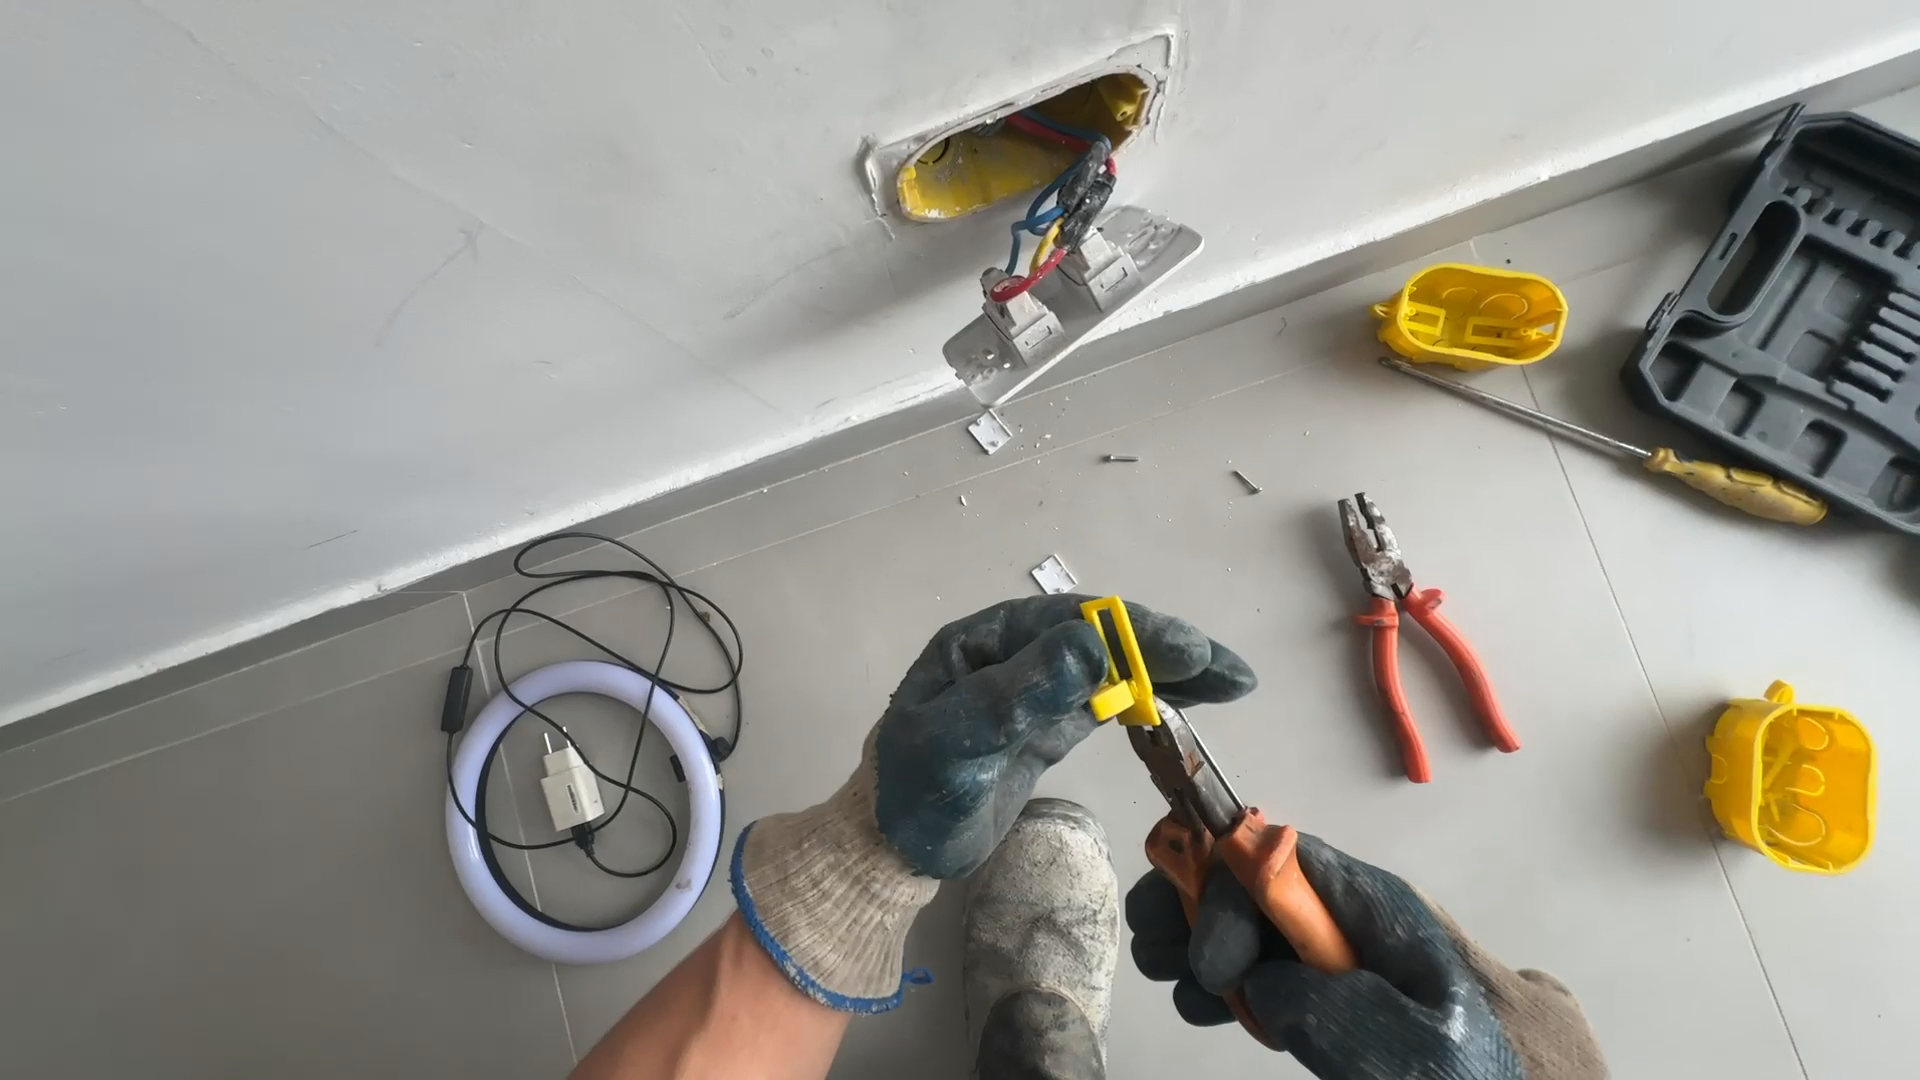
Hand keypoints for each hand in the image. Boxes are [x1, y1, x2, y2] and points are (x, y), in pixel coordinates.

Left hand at [876, 593, 1257, 876]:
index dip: (1130, 632)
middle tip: (1229, 670)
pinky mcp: (1046, 728)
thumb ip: (1018, 694)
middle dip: (1162, 649)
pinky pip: (1101, 705)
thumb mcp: (957, 741)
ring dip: (1164, 673)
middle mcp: (1011, 655)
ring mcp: (1032, 690)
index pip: (1067, 622)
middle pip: (1096, 640)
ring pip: (1106, 670)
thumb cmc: (914, 792)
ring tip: (1227, 682)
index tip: (1187, 651)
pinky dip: (1142, 702)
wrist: (895, 844)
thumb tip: (1091, 646)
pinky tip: (1180, 703)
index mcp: (984, 642)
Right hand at [1127, 835, 1605, 1078]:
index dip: (1224, 892)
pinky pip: (1264, 968)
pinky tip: (1201, 1002)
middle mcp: (1345, 917)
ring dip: (1195, 938)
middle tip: (1149, 939)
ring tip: (1160, 967)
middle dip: (1191, 903)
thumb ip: (1337, 1008)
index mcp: (1373, 905)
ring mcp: (1337, 956)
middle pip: (1250, 883)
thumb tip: (1261, 986)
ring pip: (1248, 924)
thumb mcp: (1426, 1052)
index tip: (1205, 963)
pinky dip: (1223, 978)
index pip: (1279, 862)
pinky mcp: (1333, 993)